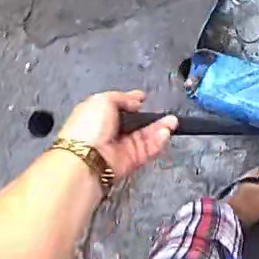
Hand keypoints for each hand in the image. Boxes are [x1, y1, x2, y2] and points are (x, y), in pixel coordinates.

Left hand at [57, 90, 176, 180]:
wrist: (86, 158)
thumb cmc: (88, 126)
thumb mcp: (103, 100)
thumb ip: (122, 97)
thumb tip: (136, 100)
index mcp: (99, 113)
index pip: (120, 106)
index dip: (133, 102)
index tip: (144, 98)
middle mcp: (110, 130)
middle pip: (136, 122)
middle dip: (152, 117)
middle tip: (166, 114)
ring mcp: (120, 147)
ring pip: (145, 136)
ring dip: (159, 128)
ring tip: (172, 122)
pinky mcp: (129, 161)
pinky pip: (146, 150)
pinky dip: (156, 142)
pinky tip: (164, 134)